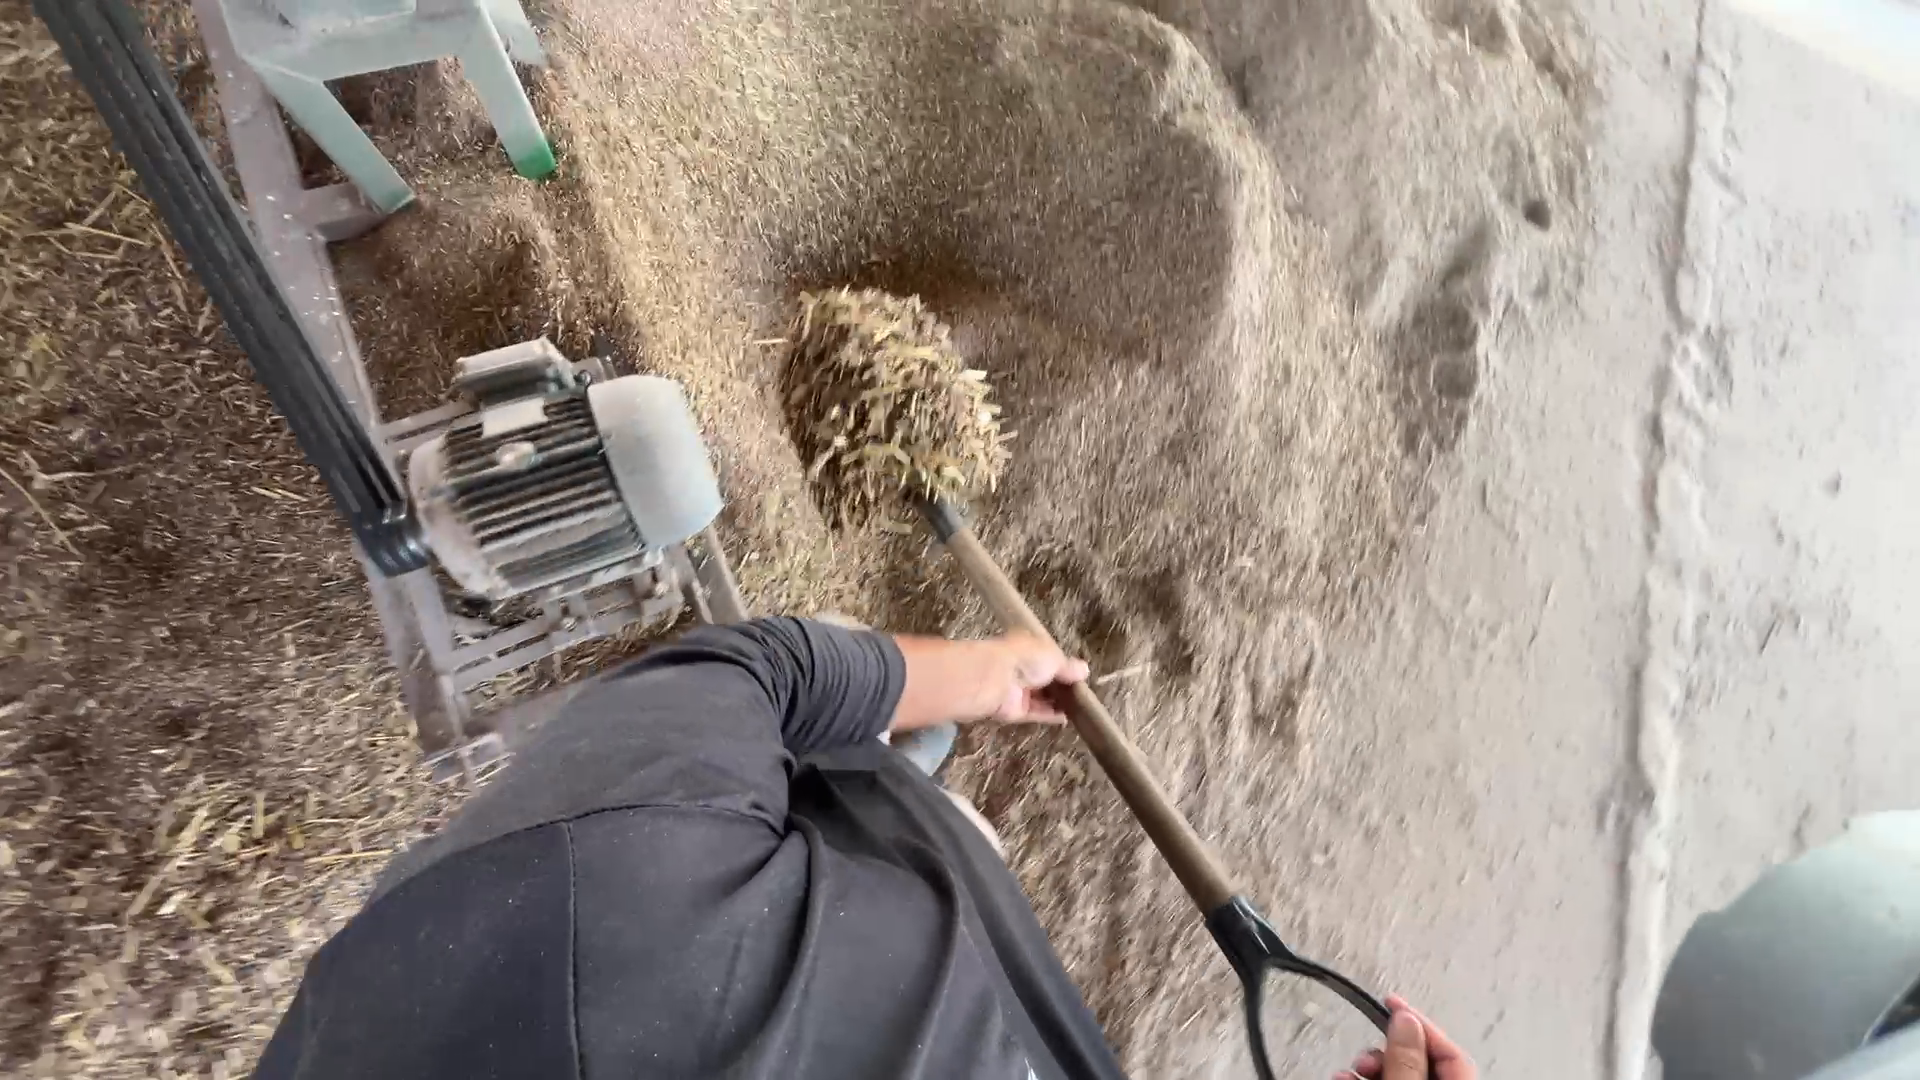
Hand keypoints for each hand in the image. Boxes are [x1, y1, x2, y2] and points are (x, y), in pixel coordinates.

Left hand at [890, 633, 1090, 730]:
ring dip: (1057, 701)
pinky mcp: (1014, 711)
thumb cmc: (1024, 658)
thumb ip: (1068, 666)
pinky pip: (1036, 713)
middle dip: (1061, 685)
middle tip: (1082, 693)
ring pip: (1041, 697)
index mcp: (1027, 647)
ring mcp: (1016, 690)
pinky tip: (1067, 718)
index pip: (1047, 656)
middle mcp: (1020, 667)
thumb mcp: (1053, 656)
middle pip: (1044, 678)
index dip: (1063, 665)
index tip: (1078, 675)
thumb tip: (1084, 669)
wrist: (994, 678)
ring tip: (1080, 708)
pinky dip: (1050, 715)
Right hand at [1336, 997, 1475, 1079]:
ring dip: (1371, 1066)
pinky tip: (1347, 1078)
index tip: (1390, 1001)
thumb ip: (1406, 1060)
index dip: (1421, 1023)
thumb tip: (1406, 1019)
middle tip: (1366, 1056)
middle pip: (1421, 1062)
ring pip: (1400, 1074)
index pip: (1452, 1051)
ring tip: (1349, 1073)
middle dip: (1386, 1050)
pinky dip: (1366, 1079)